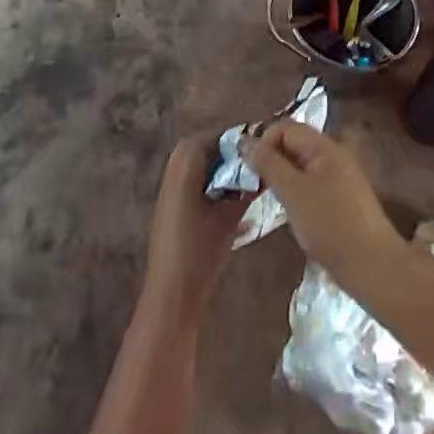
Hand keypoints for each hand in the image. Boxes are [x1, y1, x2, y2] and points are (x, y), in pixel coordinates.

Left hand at [143, 131, 252, 321]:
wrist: (173, 296)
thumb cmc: (200, 252)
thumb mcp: (229, 217)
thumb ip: (245, 188)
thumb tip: (263, 170)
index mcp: (182, 173)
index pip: (206, 139)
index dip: (232, 138)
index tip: (258, 144)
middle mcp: (172, 179)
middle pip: (199, 151)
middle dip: (227, 153)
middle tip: (254, 161)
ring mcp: (171, 197)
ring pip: (198, 170)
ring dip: (221, 170)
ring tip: (249, 179)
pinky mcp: (174, 214)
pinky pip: (196, 187)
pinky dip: (215, 186)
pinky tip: (236, 201)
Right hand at [246, 122, 404, 281]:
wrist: (369, 262)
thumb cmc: (328, 223)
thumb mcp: (293, 191)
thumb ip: (269, 164)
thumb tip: (246, 142)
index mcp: (325, 146)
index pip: (285, 127)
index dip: (264, 142)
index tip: (251, 171)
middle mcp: (335, 155)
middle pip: (294, 144)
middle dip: (271, 160)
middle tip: (255, 186)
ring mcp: (340, 176)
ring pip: (301, 166)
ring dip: (282, 177)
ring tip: (269, 198)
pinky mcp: (341, 198)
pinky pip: (311, 183)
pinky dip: (295, 191)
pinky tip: (290, 211)